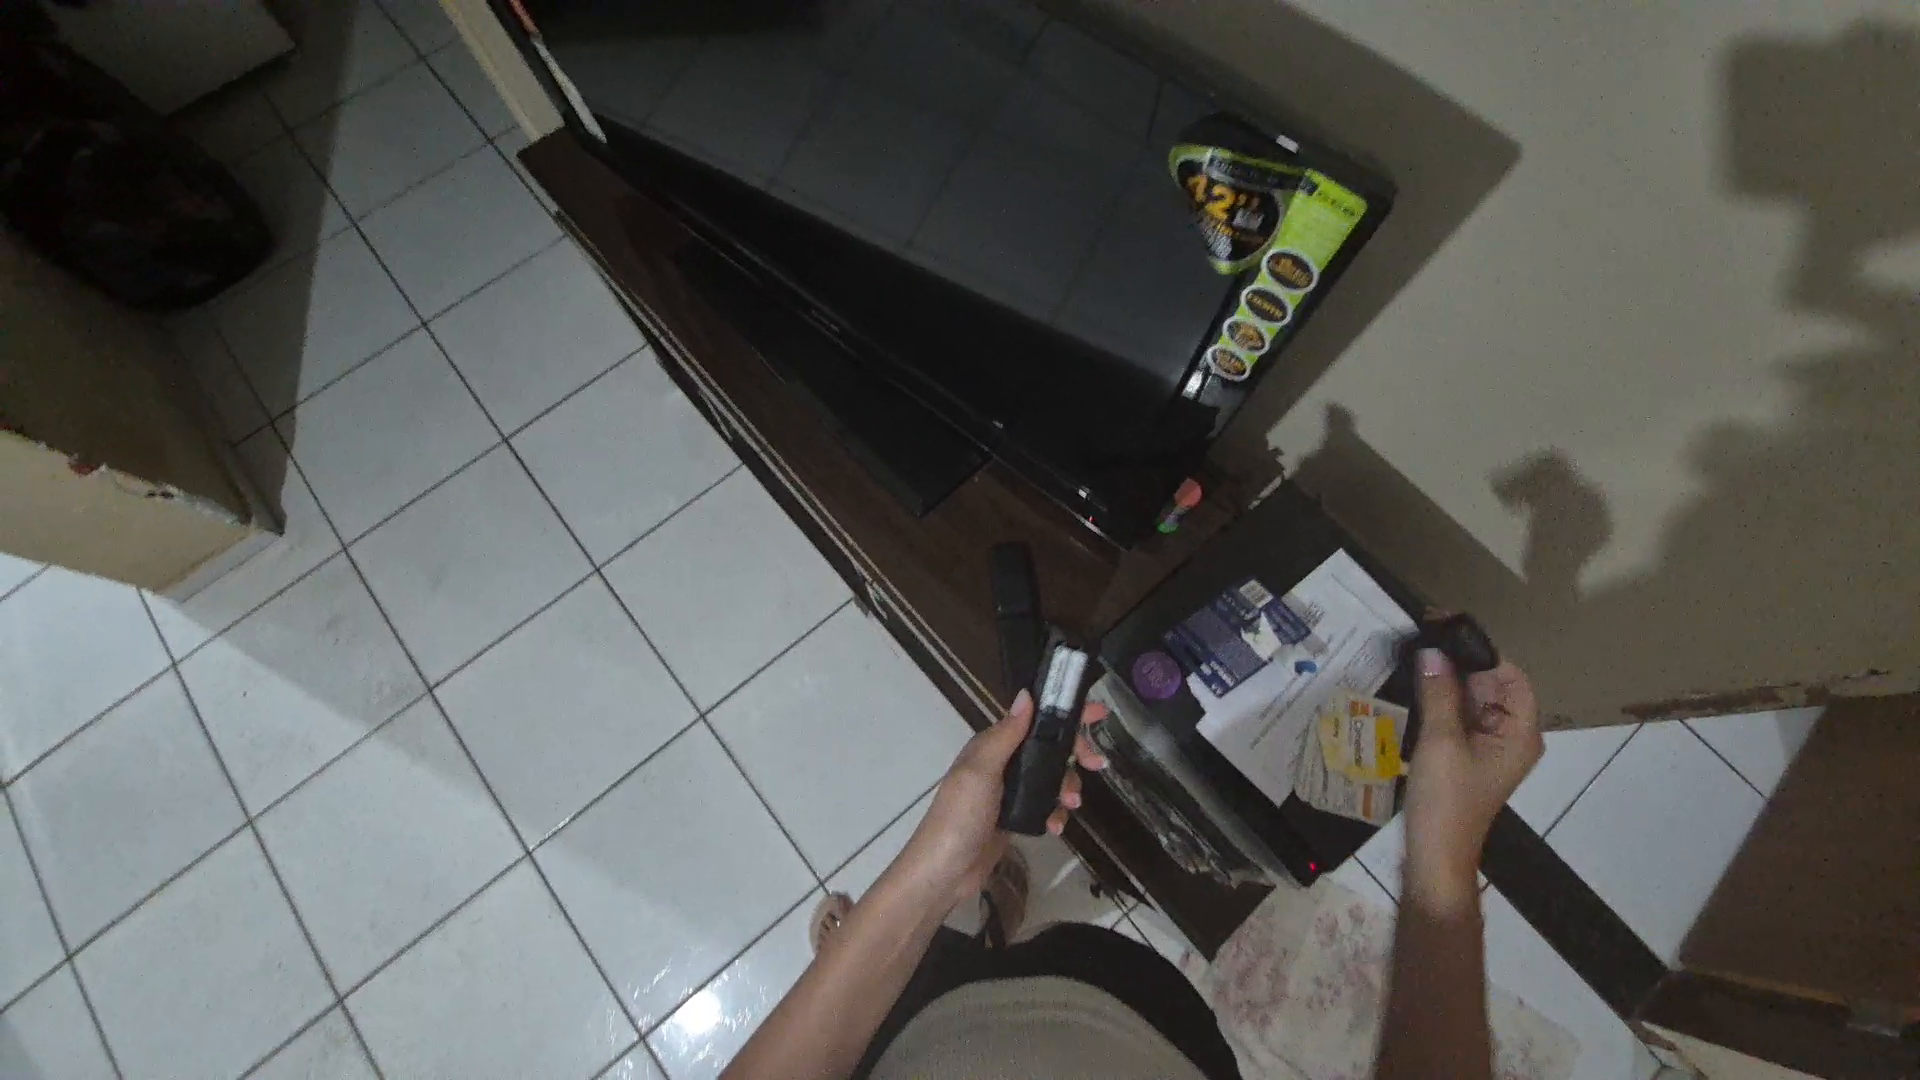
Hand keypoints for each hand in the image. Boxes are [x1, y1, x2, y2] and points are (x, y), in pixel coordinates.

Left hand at [895, 689, 1106, 909]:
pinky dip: (1056, 813)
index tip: (1098, 712)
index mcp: (992, 745)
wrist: (945, 871)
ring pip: (1051, 777)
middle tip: (1096, 765)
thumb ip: (1006, 735)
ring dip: (1067, 787)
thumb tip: (1027, 694)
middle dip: (1074, 754)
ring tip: (1071, 804)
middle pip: (1048, 748)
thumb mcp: (982, 770)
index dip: (1065, 713)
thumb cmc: (960, 815)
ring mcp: (1010, 791)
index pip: (1033, 719)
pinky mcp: (1016, 816)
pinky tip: (1055, 827)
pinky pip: (1046, 805)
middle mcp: (1002, 763)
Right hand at [1402, 650, 1541, 909]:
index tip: (1445, 628)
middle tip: (1420, 633)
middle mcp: (1508, 735)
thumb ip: (1439, 695)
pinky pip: (1454, 715)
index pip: (1510, 677)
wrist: (1435, 851)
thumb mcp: (1441, 742)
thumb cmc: (1447, 799)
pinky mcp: (1462, 753)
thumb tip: (1432, 652)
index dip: (1482, 652)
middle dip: (1458, 661)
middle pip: (1489, 685)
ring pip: (1468, 699)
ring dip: (1443, 678)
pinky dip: (1436, 698)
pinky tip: (1411, 684)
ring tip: (1411, 653)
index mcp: (1518, 733)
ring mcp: (1484, 745)